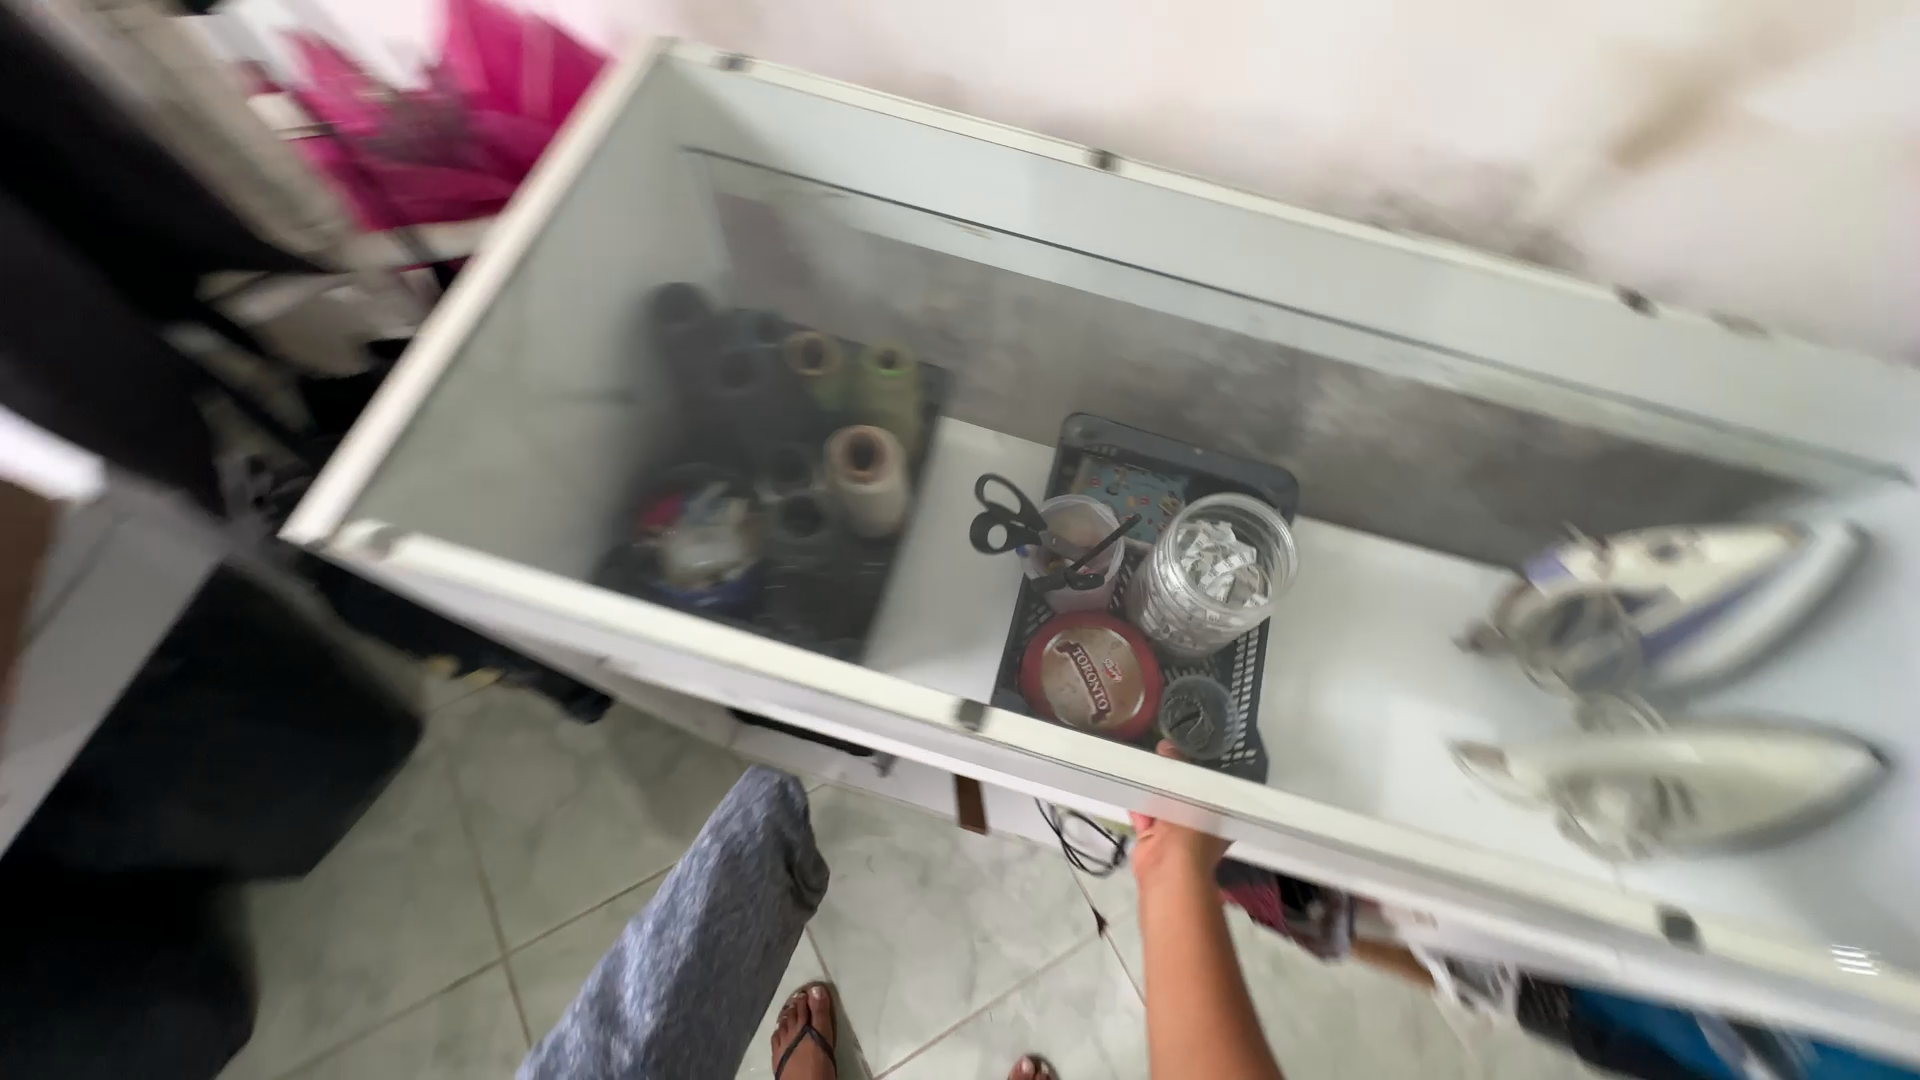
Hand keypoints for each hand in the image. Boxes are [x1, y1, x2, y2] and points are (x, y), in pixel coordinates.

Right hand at [1129, 741, 1230, 888]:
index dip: (1198, 771)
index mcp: (1218, 815)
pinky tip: (1131, 781)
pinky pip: (1144, 812)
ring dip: (1152, 788)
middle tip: (1160, 754)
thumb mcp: (1191, 793)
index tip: (1185, 751)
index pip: (1210, 787)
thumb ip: (1179, 768)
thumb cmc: (1191, 830)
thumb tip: (1166, 745)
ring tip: (1143, 762)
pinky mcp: (1151, 835)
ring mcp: (1174, 831)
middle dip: (1171, 777)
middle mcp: (1198, 823)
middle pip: (1184, 793)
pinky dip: (1137, 801)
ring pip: (1163, 802)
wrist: (1167, 867)